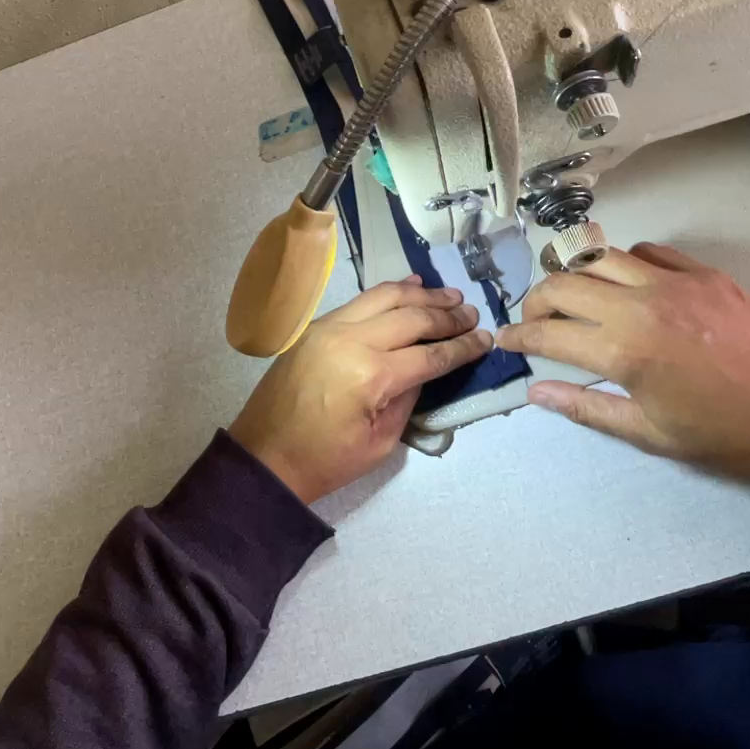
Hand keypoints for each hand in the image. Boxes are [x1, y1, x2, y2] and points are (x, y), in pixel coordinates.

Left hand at [231, 276, 493, 503]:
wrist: (265, 455)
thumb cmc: (325, 461)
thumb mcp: (380, 442)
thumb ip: (408, 398)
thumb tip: (426, 367)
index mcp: (370, 375)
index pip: (429, 355)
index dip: (461, 347)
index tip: (485, 339)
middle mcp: (351, 340)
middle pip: (411, 318)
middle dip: (446, 316)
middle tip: (472, 314)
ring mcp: (329, 327)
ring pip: (384, 297)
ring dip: (420, 294)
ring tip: (449, 296)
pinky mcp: (315, 326)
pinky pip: (359, 301)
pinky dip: (388, 293)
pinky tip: (410, 287)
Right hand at [496, 244, 749, 496]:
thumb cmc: (727, 436)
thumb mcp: (650, 434)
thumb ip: (586, 408)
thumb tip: (536, 391)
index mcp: (624, 353)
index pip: (548, 333)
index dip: (519, 337)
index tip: (505, 341)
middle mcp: (640, 305)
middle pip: (563, 284)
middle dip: (535, 301)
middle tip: (534, 322)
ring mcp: (673, 282)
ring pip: (598, 257)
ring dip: (574, 276)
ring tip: (572, 299)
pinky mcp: (702, 272)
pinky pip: (645, 251)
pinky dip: (620, 263)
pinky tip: (624, 285)